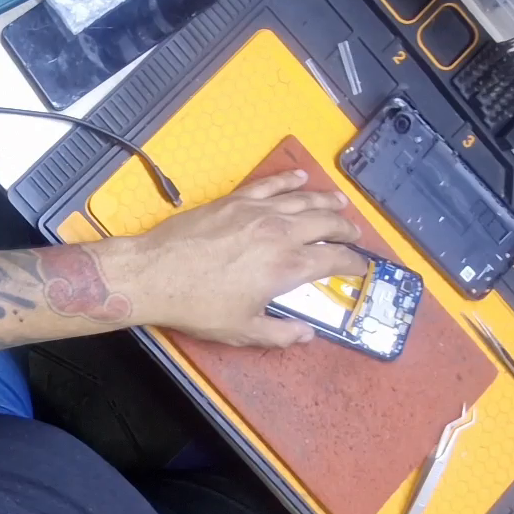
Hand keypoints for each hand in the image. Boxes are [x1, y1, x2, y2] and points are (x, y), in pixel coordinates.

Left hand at [106, 171, 363, 346]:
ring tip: (340, 204)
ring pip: (302, 200)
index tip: (359, 266)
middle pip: (325, 224)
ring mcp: (255, 212)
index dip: (353, 263)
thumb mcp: (242, 331)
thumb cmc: (196, 305)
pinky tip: (300, 178)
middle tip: (354, 234)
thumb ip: (279, 334)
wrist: (154, 273)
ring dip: (325, 201)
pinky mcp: (232, 201)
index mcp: (287, 268)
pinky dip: (288, 180)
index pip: (334, 260)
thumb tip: (306, 335)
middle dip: (345, 229)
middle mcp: (279, 234)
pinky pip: (268, 185)